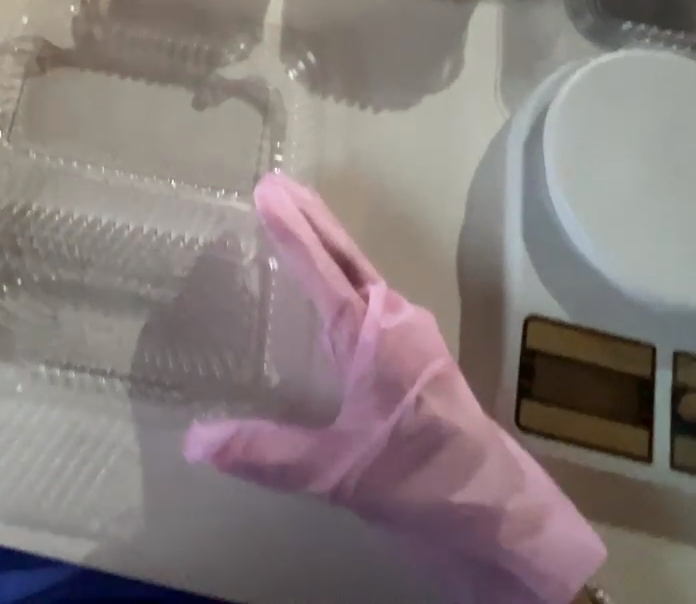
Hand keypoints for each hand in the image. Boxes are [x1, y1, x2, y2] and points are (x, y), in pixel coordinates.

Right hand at [185, 175, 606, 603]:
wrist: (501, 514)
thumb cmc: (422, 481)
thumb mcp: (338, 471)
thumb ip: (266, 454)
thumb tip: (194, 441)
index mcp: (373, 336)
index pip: (322, 270)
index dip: (291, 229)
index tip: (265, 190)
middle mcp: (394, 320)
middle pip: (346, 255)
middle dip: (310, 215)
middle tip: (276, 181)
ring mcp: (410, 332)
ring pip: (360, 270)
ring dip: (327, 238)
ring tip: (296, 212)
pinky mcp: (416, 349)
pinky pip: (370, 291)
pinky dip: (342, 268)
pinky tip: (329, 278)